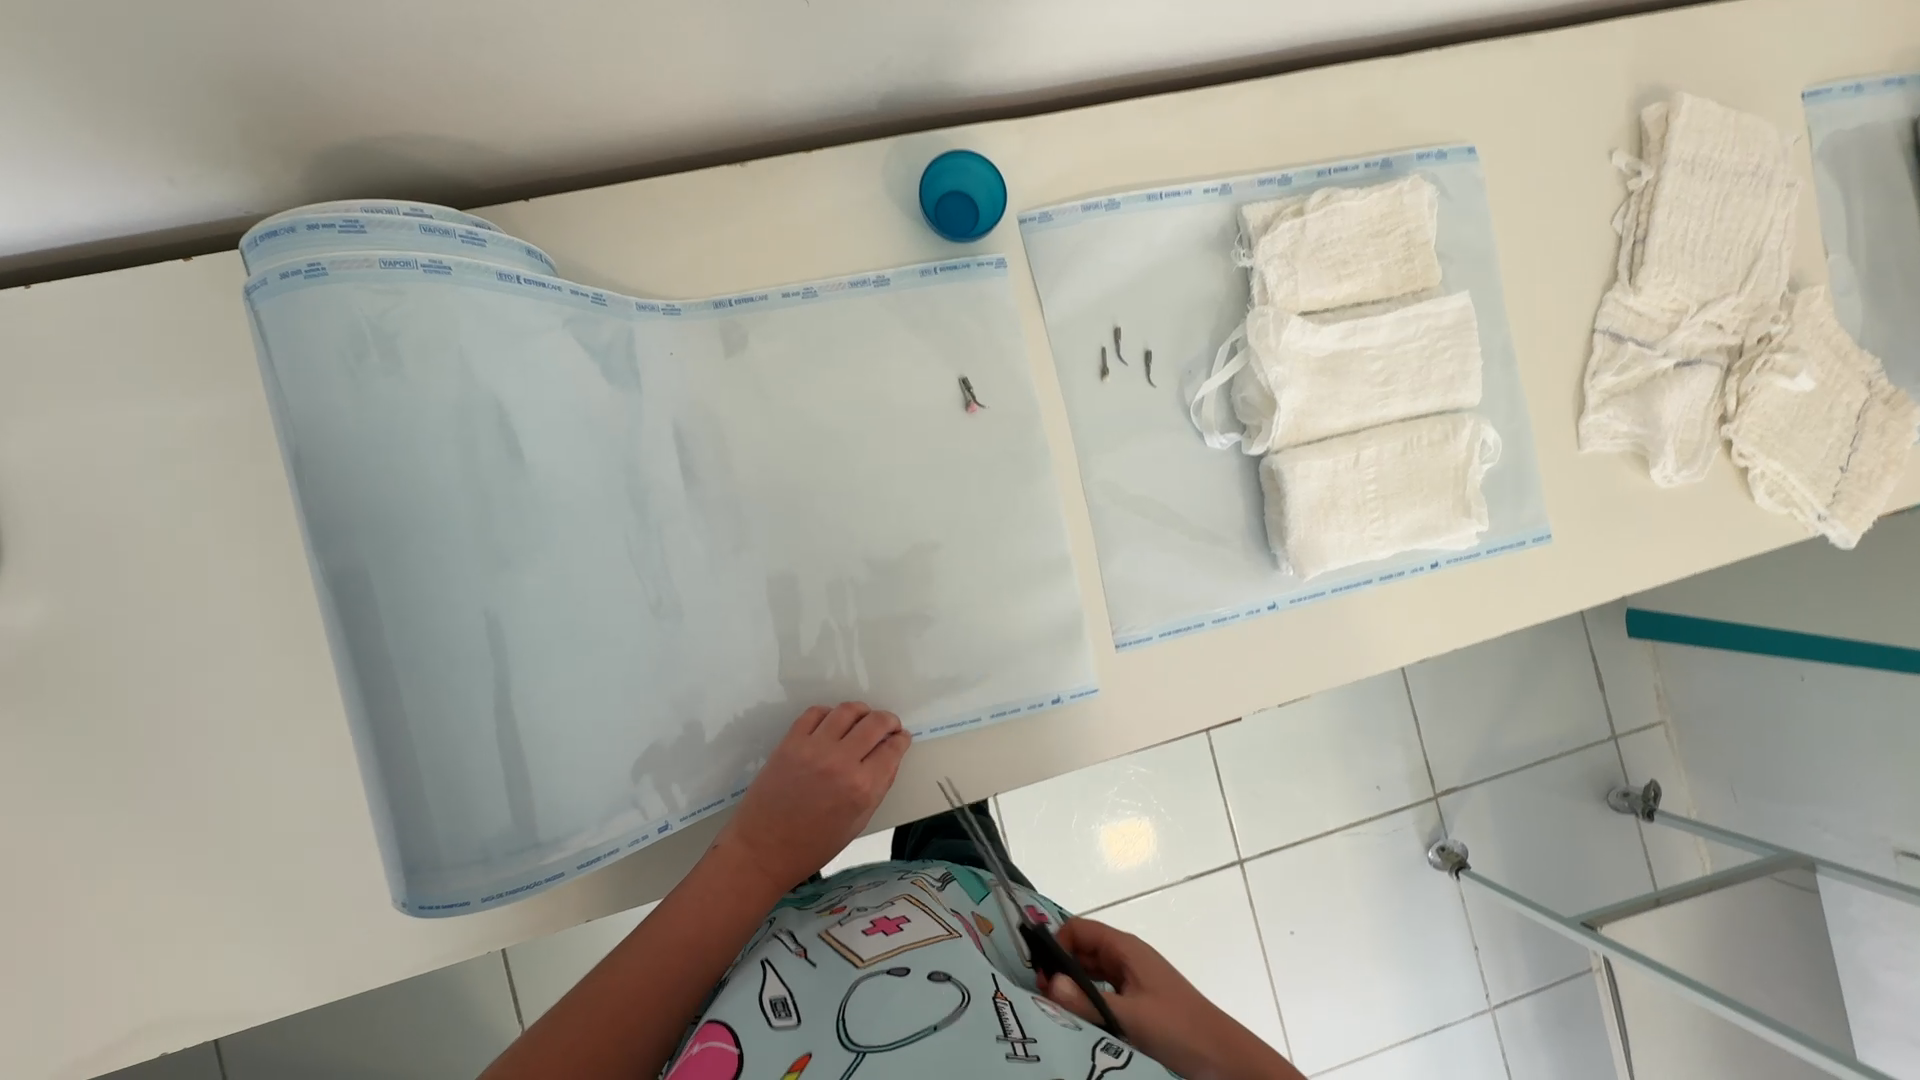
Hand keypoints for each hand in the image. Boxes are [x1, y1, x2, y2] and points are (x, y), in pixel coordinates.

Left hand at [715, 702, 910, 892]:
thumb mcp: (858, 823)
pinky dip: (829, 713)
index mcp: (862, 788)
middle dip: (888, 721)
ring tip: (862, 720)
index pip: (893, 749)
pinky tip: (832, 724)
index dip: (901, 740)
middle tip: (888, 725)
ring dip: (862, 712)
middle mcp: (841, 762)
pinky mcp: (790, 742)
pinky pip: (816, 713)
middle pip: (875, 723)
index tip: (901, 737)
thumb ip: (878, 787)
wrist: (762, 849)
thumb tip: (889, 757)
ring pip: (847, 710)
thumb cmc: (813, 845)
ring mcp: (814, 748)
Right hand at [1045, 918, 1305, 1079]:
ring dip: (1072, 988)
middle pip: (1081, 951)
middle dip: (1059, 969)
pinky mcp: (1137, 1002)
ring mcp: (1132, 980)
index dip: (1055, 946)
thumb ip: (1086, 1002)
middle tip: (1041, 997)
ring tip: (1053, 1011)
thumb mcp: (1129, 1017)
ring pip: (1090, 975)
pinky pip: (1102, 994)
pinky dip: (1087, 1003)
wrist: (1223, 1058)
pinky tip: (1077, 1022)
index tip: (1041, 976)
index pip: (1077, 929)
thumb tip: (1045, 982)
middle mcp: (1126, 957)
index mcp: (1124, 947)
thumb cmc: (1178, 1027)